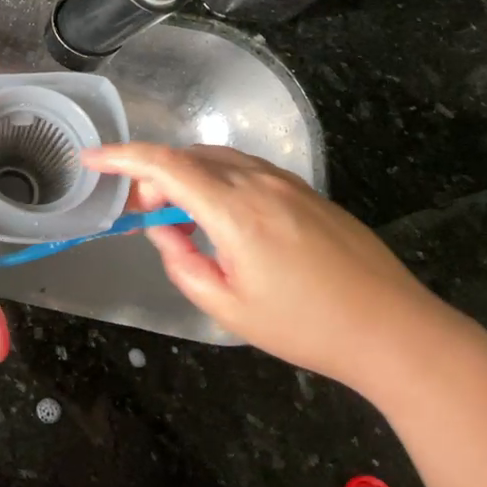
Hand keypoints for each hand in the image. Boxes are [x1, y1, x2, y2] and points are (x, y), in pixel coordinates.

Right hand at [84, 142, 459, 388]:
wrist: (396, 331)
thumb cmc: (307, 327)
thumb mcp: (228, 307)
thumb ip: (182, 263)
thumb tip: (165, 232)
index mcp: (235, 210)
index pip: (164, 165)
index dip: (119, 157)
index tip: (89, 160)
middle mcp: (259, 182)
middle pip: (188, 156)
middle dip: (153, 175)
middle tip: (145, 214)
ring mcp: (287, 182)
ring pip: (217, 158)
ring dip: (186, 176)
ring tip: (181, 217)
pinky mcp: (306, 191)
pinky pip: (245, 169)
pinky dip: (216, 179)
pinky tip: (221, 216)